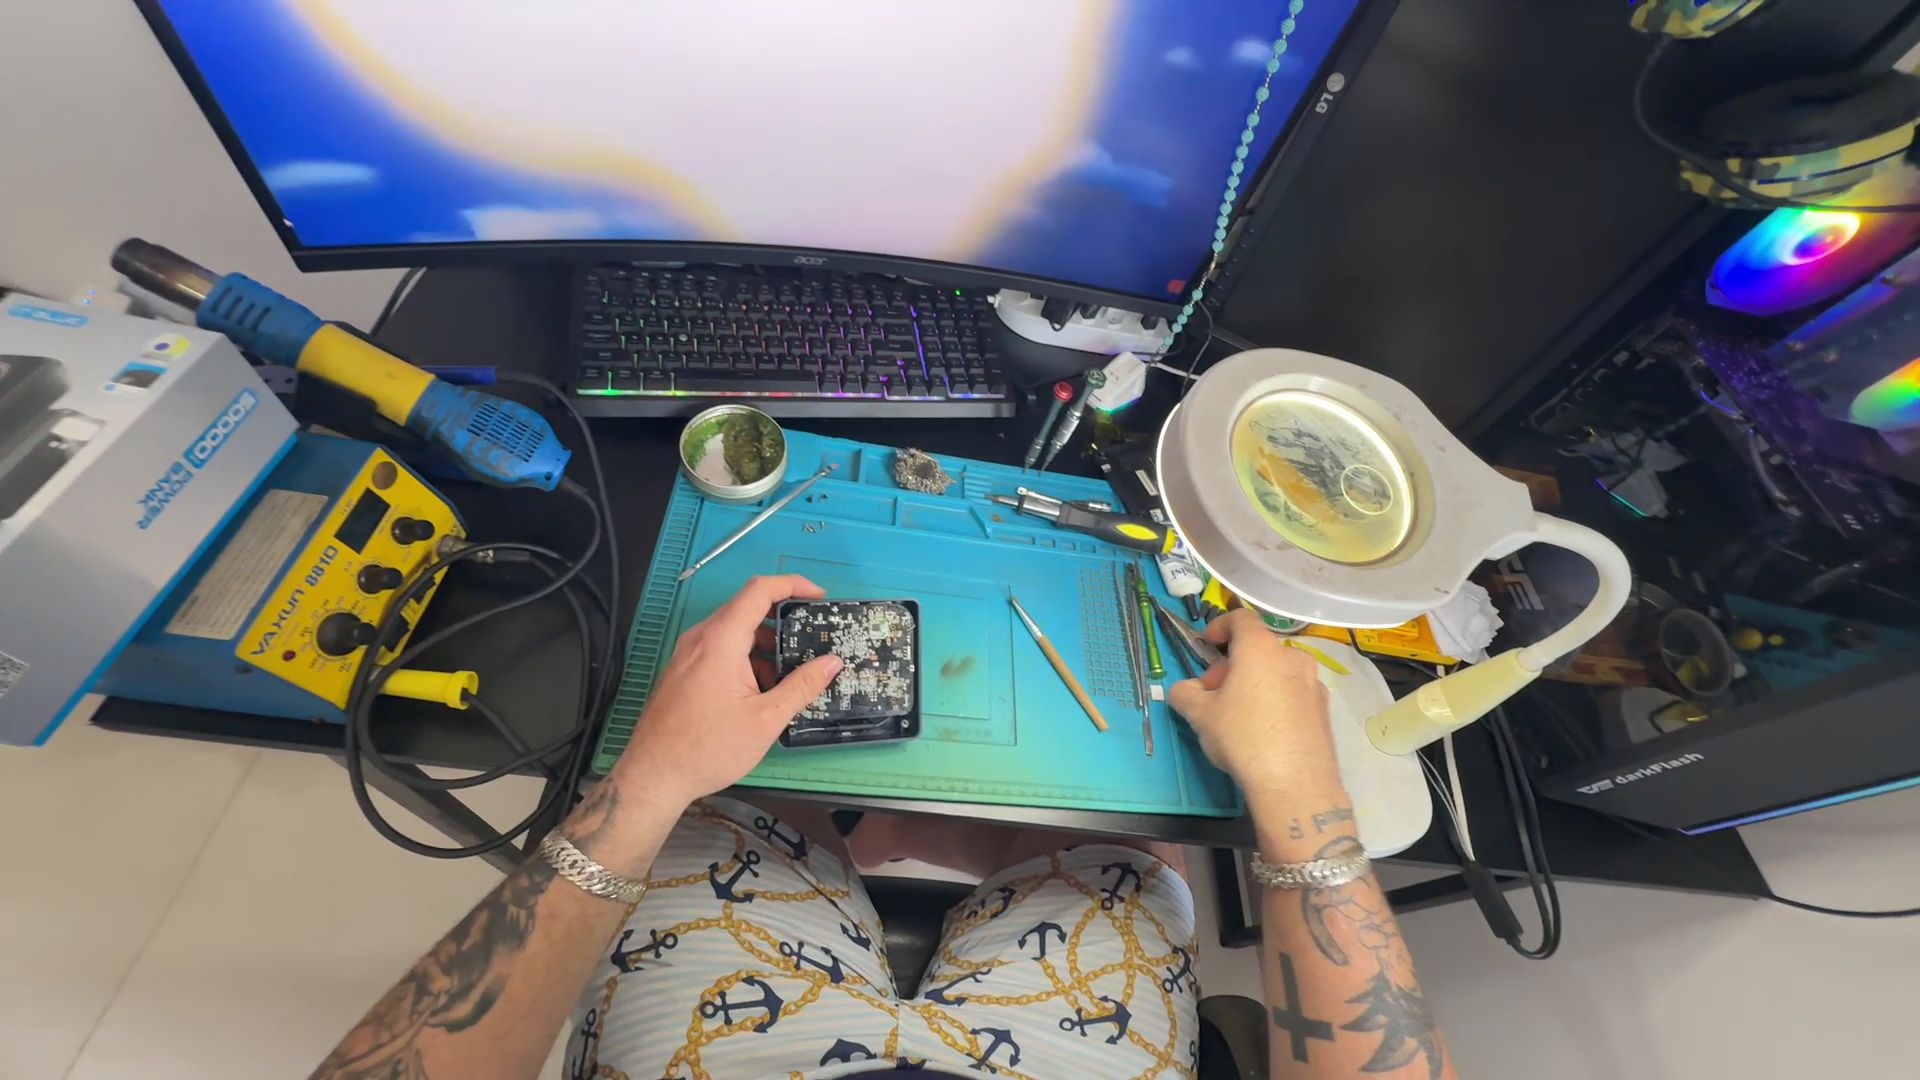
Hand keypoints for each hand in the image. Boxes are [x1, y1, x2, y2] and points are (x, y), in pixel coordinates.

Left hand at [607, 575, 842, 812]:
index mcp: (721, 640)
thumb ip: (802, 685)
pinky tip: (760, 691)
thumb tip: (833, 662)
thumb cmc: (709, 748)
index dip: (793, 584)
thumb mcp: (766, 718)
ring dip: (766, 645)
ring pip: (735, 632)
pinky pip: (721, 649)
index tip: (820, 597)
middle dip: (784, 621)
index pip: (760, 590)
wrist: (652, 778)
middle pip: (748, 609)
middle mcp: (701, 637)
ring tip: (789, 675)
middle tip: (812, 639)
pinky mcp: (683, 670)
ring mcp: (688, 653)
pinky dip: (747, 658)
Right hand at [1167, 609, 1344, 809]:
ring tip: (1238, 713)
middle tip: (1214, 692)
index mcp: (1260, 649)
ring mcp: (1313, 684)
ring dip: (1254, 681)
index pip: (1241, 619)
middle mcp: (1292, 657)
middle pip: (1257, 649)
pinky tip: (1264, 730)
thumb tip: (1184, 690)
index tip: (1208, 644)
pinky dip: (1275, 699)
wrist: (1295, 784)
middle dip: (1232, 665)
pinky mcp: (1324, 710)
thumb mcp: (1199, 714)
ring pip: (1276, 671)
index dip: (1220, 626)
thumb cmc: (1242, 737)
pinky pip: (1292, 692)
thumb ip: (1184, 693)